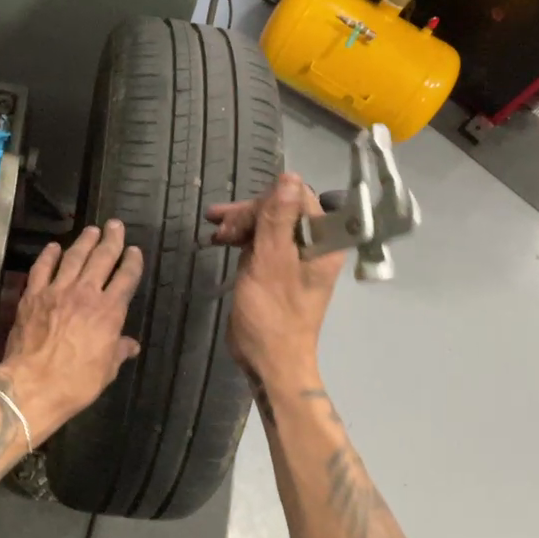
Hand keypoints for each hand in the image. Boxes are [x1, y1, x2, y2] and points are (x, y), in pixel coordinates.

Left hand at [0, 220, 143, 441]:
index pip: (126, 278)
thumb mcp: (106, 370)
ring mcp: (57, 291)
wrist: (32, 385)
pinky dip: (48, 255)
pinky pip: (42, 268)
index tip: (134, 251)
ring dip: (84, 241)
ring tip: (92, 230)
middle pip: (102, 259)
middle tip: (115, 225)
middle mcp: (86, 294)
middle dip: (111, 240)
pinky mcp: (33, 295)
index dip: (132, 262)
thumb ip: (118, 351)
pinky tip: (54, 247)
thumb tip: (131, 345)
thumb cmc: (75, 383)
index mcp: (109, 312)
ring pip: (74, 257)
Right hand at [205, 173, 346, 387]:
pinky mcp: (277, 272)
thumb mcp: (271, 261)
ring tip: (214, 234)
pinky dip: (241, 240)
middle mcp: (314, 247)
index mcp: (324, 242)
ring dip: (241, 225)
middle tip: (218, 226)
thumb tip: (289, 177)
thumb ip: (278, 218)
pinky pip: (261, 244)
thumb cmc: (273, 314)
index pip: (300, 199)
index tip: (240, 215)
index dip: (269, 200)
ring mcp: (295, 260)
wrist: (270, 361)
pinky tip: (220, 242)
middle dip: (249, 214)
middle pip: (282, 211)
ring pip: (268, 226)